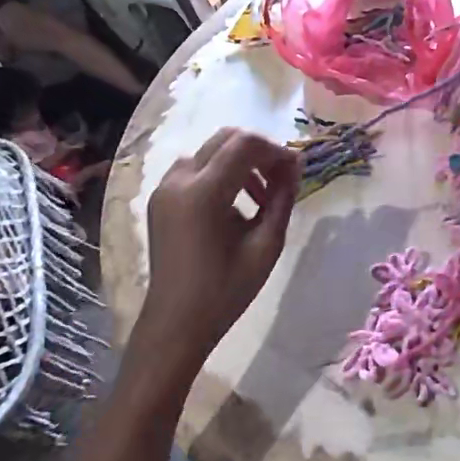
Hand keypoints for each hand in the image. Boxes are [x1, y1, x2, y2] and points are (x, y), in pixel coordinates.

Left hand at [133, 129, 298, 379]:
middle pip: (226, 139)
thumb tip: (295, 166)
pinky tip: (236, 203)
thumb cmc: (227, 289)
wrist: (178, 321)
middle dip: (259, 152)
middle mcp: (179, 181)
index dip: (277, 151)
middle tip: (282, 179)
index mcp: (204, 193)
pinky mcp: (161, 199)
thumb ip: (282, 198)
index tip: (297, 170)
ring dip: (240, 162)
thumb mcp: (267, 243)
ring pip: (210, 151)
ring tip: (262, 196)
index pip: (245, 144)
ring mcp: (165, 188)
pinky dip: (220, 173)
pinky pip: (195, 169)